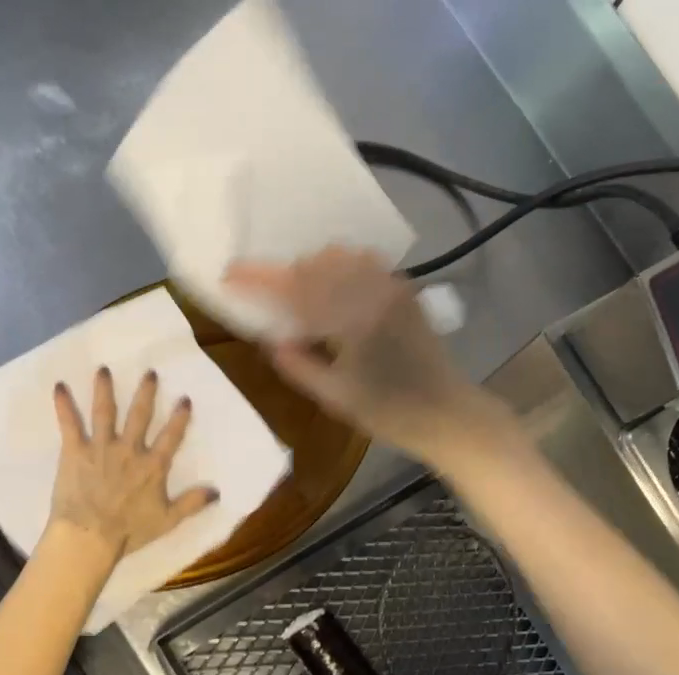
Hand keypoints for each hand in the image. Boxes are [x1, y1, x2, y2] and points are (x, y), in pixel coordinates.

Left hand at [49, 367, 217, 559]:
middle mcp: (128, 449)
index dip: (179, 417)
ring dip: (104, 389)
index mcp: (152, 466)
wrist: (90, 534)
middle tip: (149, 373)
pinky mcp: (74, 451)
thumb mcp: (167, 520)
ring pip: (104, 412)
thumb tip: (217, 491)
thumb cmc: (129, 531)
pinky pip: (69, 424)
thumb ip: (191, 503)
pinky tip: (59, 387)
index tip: (184, 399)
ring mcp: (100, 447)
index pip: (170, 436)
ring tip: (103, 370)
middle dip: (145, 393)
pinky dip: (63, 405)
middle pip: (139, 415)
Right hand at [224, 246, 514, 468]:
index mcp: (350, 320)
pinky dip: (340, 271)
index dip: (257, 278)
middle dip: (286, 277)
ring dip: (313, 271)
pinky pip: (364, 263)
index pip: (294, 288)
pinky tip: (336, 295)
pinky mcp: (405, 290)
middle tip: (269, 302)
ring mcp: (391, 286)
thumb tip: (271, 339)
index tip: (229, 274)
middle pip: (314, 264)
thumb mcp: (335, 398)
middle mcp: (371, 292)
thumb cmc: (390, 413)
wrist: (448, 413)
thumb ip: (299, 365)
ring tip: (303, 300)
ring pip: (339, 257)